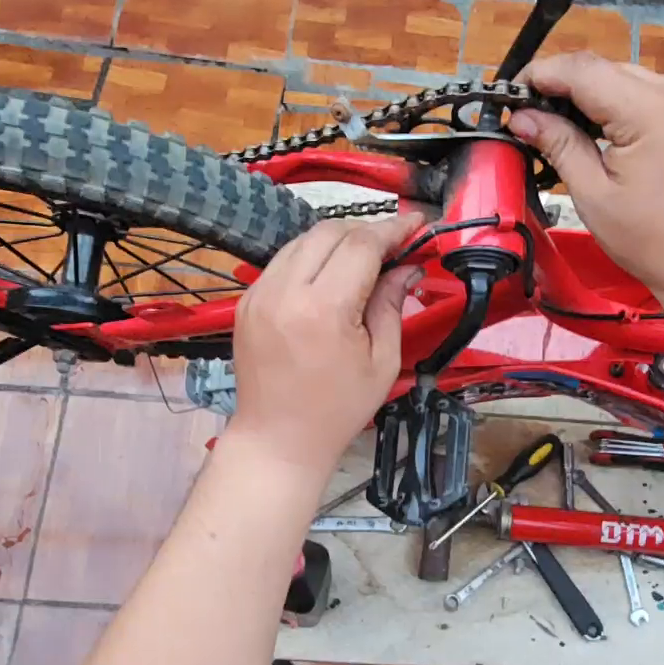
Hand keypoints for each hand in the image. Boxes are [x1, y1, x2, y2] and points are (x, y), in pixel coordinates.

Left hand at [225, 212, 423, 475]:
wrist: (278, 439)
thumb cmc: (338, 409)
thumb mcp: (381, 361)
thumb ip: (392, 305)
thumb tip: (407, 267)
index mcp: (323, 309)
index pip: (361, 245)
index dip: (392, 230)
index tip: (416, 225)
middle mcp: (285, 291)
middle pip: (330, 232)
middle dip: (366, 231)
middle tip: (393, 247)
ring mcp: (259, 294)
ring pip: (303, 240)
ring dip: (337, 241)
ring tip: (364, 259)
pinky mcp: (247, 301)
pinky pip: (283, 261)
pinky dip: (310, 258)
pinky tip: (330, 277)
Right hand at [509, 52, 663, 305]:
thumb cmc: (650, 242)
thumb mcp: (593, 196)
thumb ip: (559, 145)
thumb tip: (522, 117)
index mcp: (654, 115)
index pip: (587, 71)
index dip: (544, 74)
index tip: (513, 91)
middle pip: (608, 69)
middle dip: (564, 83)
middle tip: (529, 111)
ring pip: (627, 77)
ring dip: (590, 92)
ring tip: (557, 120)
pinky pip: (648, 93)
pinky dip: (618, 103)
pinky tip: (596, 126)